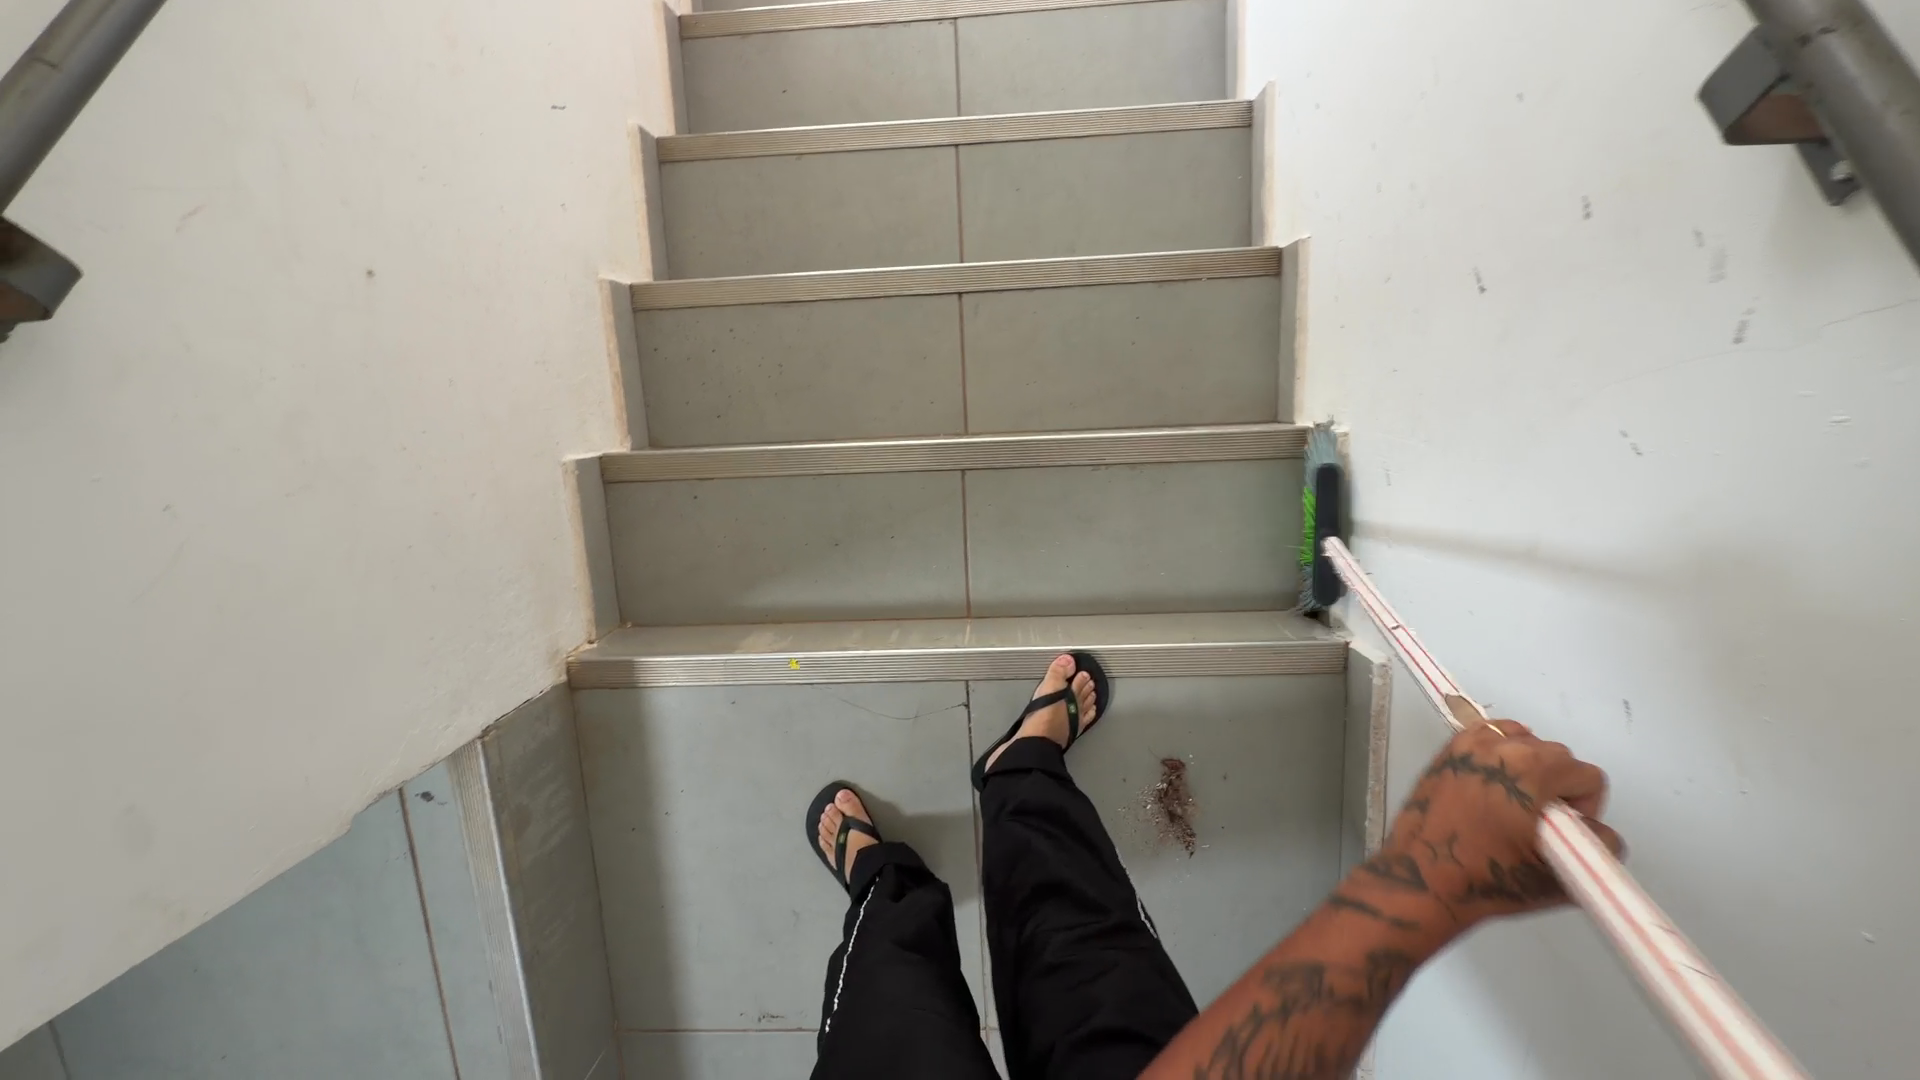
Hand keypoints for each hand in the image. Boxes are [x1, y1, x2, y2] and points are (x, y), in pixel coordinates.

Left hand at [1363, 698, 1623, 932]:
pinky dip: (1500, 752)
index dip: (1586, 807)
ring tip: (1517, 802)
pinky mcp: (1446, 749)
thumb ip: (1599, 844)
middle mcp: (1499, 744)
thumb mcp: (1565, 871)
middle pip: (1556, 755)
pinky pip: (1488, 735)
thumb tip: (1593, 828)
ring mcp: (1468, 743)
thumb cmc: (1493, 875)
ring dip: (1530, 767)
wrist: (1426, 874)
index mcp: (1531, 767)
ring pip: (1523, 741)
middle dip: (1558, 787)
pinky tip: (1495, 782)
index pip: (1588, 775)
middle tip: (1540, 820)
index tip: (1565, 830)